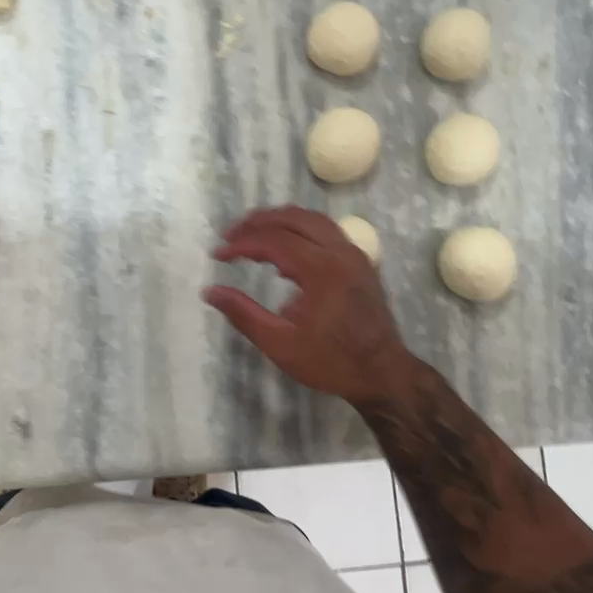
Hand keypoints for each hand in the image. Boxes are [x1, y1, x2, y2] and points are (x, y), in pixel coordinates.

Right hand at [204, 206, 413, 401]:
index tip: (217, 255)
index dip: (241, 243)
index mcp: (321, 270)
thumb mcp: (279, 344)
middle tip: (230, 236)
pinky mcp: (360, 263)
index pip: (273, 240)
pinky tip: (285, 253)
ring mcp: (354, 255)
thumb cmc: (330, 362)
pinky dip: (301, 231)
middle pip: (293, 218)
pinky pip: (327, 232)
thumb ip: (243, 314)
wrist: (382, 373)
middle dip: (258, 222)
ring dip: (280, 221)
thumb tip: (210, 292)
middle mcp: (340, 252)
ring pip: (313, 220)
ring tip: (253, 235)